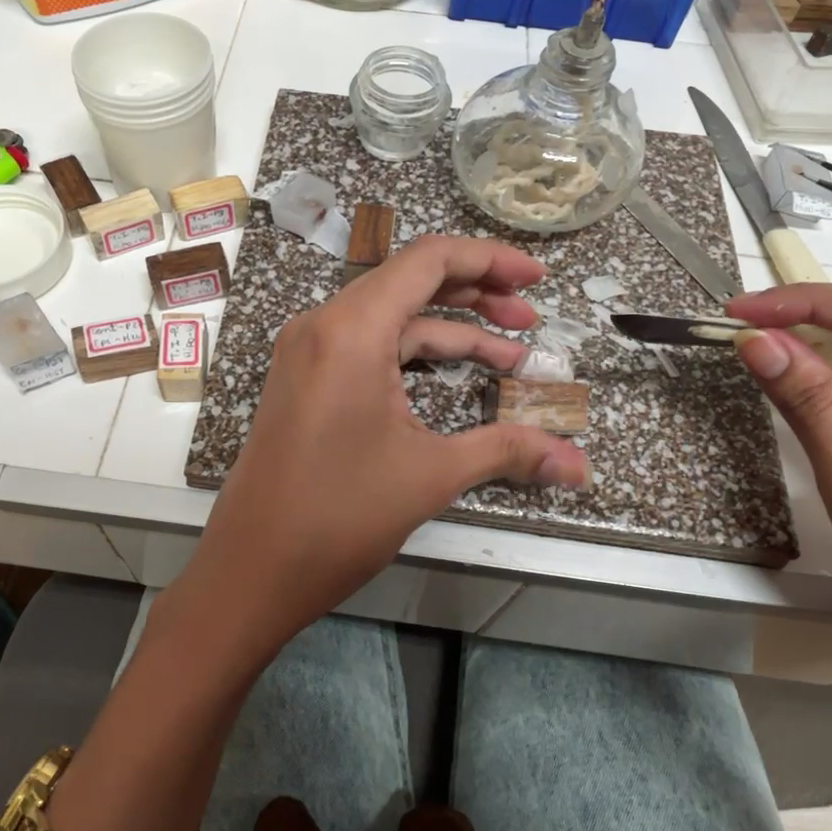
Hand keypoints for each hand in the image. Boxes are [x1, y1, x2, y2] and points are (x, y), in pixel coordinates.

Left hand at [191, 234, 591, 646]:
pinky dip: (413, 359)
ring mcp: (306, 354)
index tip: (537, 279)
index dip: (490, 260)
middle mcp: (322, 326)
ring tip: (510, 358)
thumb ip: (508, 451)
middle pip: (410, 284)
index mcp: (350, 329)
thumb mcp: (430, 475)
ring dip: (449, 333)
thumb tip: (580, 464)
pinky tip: (454, 380)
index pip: (428, 261)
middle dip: (477, 296)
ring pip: (389, 321)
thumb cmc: (337, 517)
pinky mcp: (303, 383)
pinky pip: (366, 350)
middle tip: (531, 318)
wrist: (251, 570)